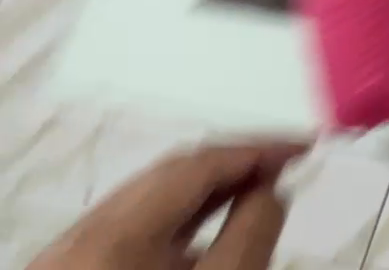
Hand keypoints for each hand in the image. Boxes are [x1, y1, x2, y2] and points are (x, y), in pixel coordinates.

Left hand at [29, 139, 308, 269]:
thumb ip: (257, 225)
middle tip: (290, 158)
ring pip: (147, 197)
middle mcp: (75, 241)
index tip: (311, 145)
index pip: (199, 164)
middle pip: (168, 174)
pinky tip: (216, 215)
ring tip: (262, 180)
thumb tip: (272, 185)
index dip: (260, 146)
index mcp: (112, 238)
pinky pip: (130, 224)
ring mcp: (62, 262)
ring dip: (211, 183)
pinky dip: (182, 210)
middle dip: (236, 159)